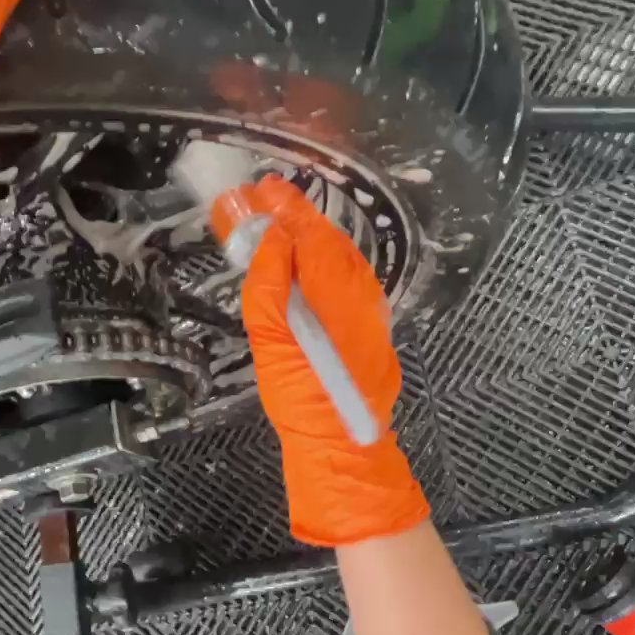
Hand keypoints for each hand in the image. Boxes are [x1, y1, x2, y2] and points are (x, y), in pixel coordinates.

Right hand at [225, 176, 431, 546]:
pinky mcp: (371, 327)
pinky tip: (303, 266)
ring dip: (309, 238)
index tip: (263, 188)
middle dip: (296, 218)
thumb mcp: (272, 343)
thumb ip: (271, 286)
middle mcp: (362, 293)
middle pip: (330, 240)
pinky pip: (347, 281)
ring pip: (341, 260)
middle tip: (262, 202)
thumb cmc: (301, 398)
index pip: (312, 233)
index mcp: (337, 292)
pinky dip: (322, 263)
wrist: (341, 446)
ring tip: (277, 228)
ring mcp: (371, 310)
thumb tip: (274, 240)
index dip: (287, 208)